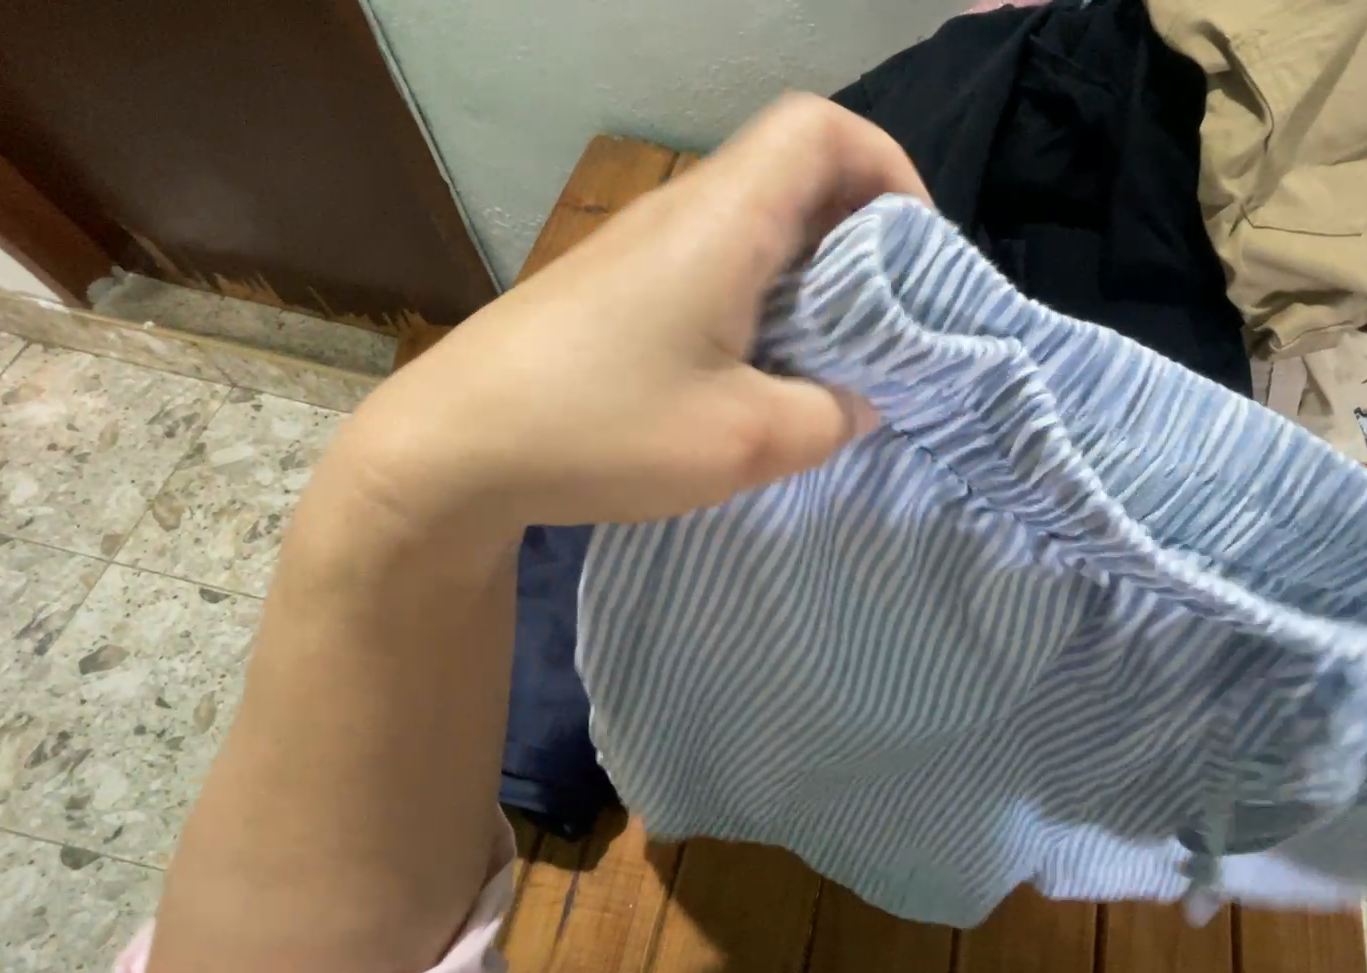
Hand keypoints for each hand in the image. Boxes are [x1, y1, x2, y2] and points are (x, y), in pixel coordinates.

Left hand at [330, 94, 925, 535]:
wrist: (453, 449)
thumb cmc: (605, 431)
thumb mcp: (747, 442)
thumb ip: (831, 417)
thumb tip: (863, 400)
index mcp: (724, 222)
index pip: (821, 130)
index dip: (886, 167)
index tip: (912, 250)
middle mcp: (684, 215)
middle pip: (795, 173)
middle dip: (861, 231)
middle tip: (888, 313)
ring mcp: (643, 250)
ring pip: (756, 224)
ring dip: (811, 274)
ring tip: (836, 350)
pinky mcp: (618, 290)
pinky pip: (716, 266)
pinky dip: (763, 301)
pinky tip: (762, 369)